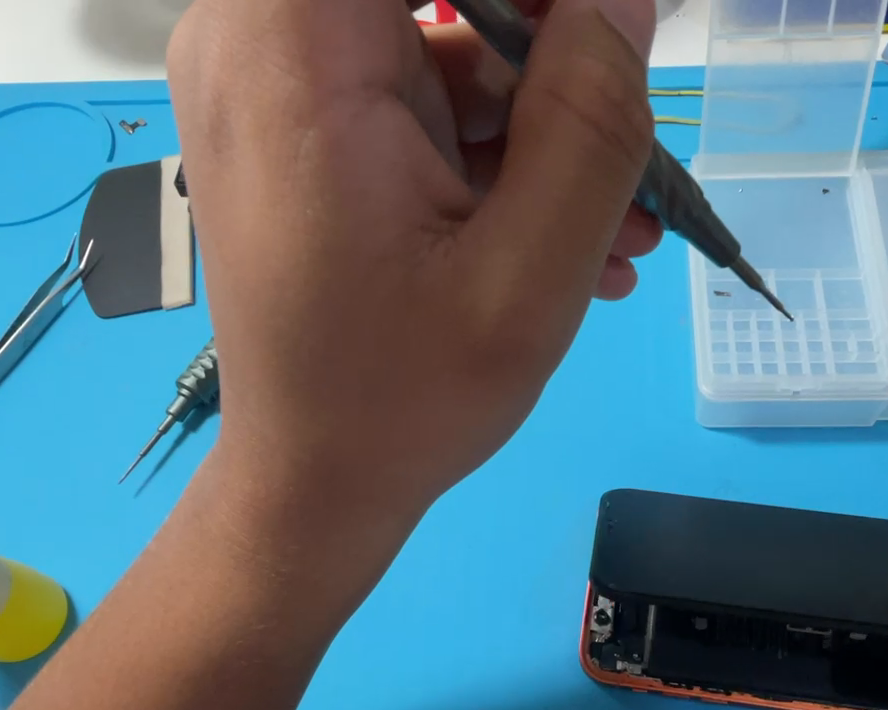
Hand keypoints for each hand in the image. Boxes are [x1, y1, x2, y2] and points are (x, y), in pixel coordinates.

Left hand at [168, 0, 659, 541]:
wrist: (317, 484)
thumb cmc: (406, 399)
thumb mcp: (527, 274)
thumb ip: (591, 121)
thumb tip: (623, 2)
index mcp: (298, 45)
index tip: (607, 46)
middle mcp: (261, 40)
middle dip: (551, 60)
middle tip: (625, 151)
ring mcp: (279, 92)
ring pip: (441, 44)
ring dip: (540, 129)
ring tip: (618, 228)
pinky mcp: (304, 140)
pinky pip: (417, 109)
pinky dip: (494, 162)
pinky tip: (562, 240)